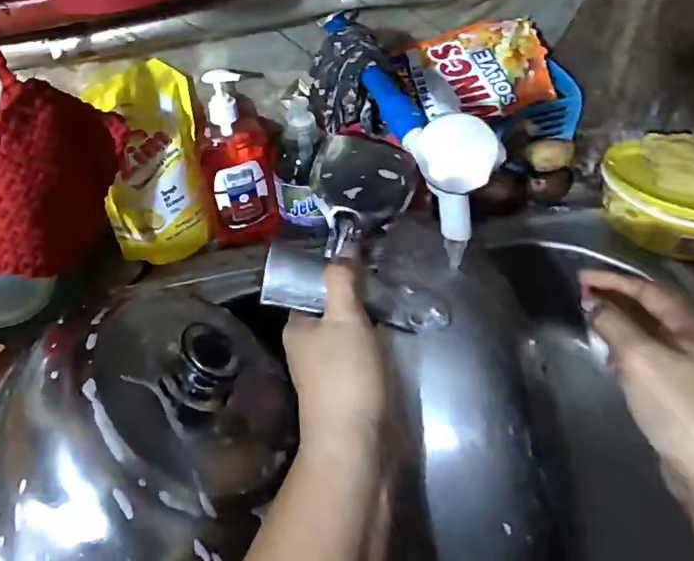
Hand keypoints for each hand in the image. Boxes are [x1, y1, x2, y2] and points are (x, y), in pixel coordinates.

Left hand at [283, 262, 384, 447]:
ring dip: (370, 321)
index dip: (335, 271)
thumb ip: (342, 280)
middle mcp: (307, 347)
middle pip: (333, 309)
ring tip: (396, 300)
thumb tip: (344, 245)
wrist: (356, 449)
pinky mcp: (349, 390)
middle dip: (357, 296)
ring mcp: (327, 371)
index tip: (363, 257)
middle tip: (385, 278)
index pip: (312, 287)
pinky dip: (377, 345)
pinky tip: (397, 336)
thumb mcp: (344, 318)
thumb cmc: (344, 377)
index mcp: (296, 327)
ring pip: (349, 332)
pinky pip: (362, 355)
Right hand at [580, 269, 693, 560]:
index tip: (578, 277)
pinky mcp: (692, 400)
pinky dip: (631, 353)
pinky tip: (613, 362)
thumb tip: (593, 302)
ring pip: (653, 337)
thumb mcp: (640, 359)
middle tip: (580, 298)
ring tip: (591, 325)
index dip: (612, 280)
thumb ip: (613, 323)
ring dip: (622, 327)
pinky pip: (655, 362)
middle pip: (653, 311)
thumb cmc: (683, 410)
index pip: (649, 289)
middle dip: (616, 301)